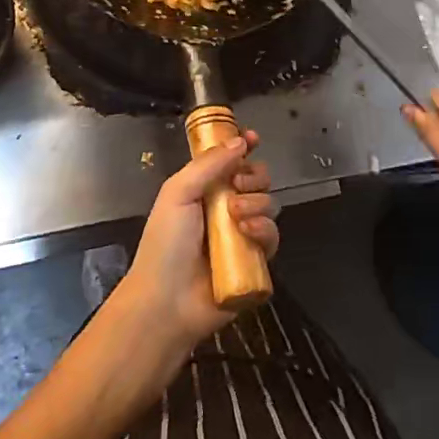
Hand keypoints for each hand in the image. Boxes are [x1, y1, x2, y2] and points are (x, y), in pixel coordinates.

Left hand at [108, 130, 277, 356]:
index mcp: (203, 189)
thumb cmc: (165, 242)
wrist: (167, 300)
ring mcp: (241, 235)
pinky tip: (248, 233)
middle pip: (256, 180)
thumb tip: (240, 141)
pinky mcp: (256, 262)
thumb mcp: (178, 192)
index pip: (230, 161)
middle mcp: (224, 209)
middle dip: (253, 176)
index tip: (253, 138)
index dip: (243, 148)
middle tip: (238, 185)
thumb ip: (209, 164)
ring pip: (269, 205)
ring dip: (257, 203)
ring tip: (236, 216)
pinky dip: (264, 230)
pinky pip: (273, 237)